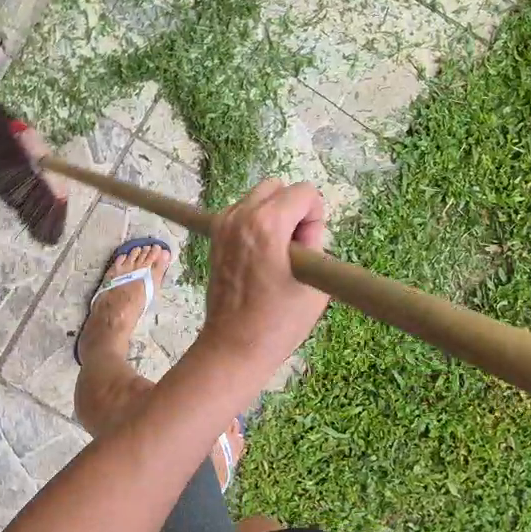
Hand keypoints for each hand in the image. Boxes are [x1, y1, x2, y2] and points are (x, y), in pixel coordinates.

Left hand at [193, 178, 328, 386]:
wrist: (233, 344)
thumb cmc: (279, 321)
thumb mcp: (315, 284)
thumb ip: (315, 245)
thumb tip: (306, 229)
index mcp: (267, 223)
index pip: (304, 192)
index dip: (315, 217)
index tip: (308, 248)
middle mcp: (240, 215)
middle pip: (277, 187)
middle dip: (293, 209)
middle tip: (295, 247)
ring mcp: (223, 223)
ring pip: (258, 196)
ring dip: (274, 214)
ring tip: (277, 253)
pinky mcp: (215, 235)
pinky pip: (242, 212)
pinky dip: (256, 222)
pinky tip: (260, 255)